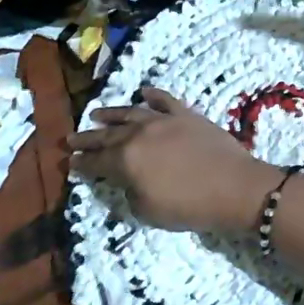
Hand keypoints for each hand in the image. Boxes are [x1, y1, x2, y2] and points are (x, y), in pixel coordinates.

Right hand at [67, 87, 280, 234]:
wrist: (234, 187)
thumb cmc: (190, 206)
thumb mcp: (148, 212)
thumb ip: (130, 194)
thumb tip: (128, 182)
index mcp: (125, 161)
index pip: (95, 162)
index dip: (80, 164)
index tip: (69, 163)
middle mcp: (139, 135)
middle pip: (106, 135)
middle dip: (87, 138)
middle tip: (71, 139)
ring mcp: (164, 121)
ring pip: (130, 113)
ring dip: (111, 114)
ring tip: (96, 114)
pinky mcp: (187, 115)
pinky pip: (165, 100)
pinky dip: (153, 95)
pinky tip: (143, 92)